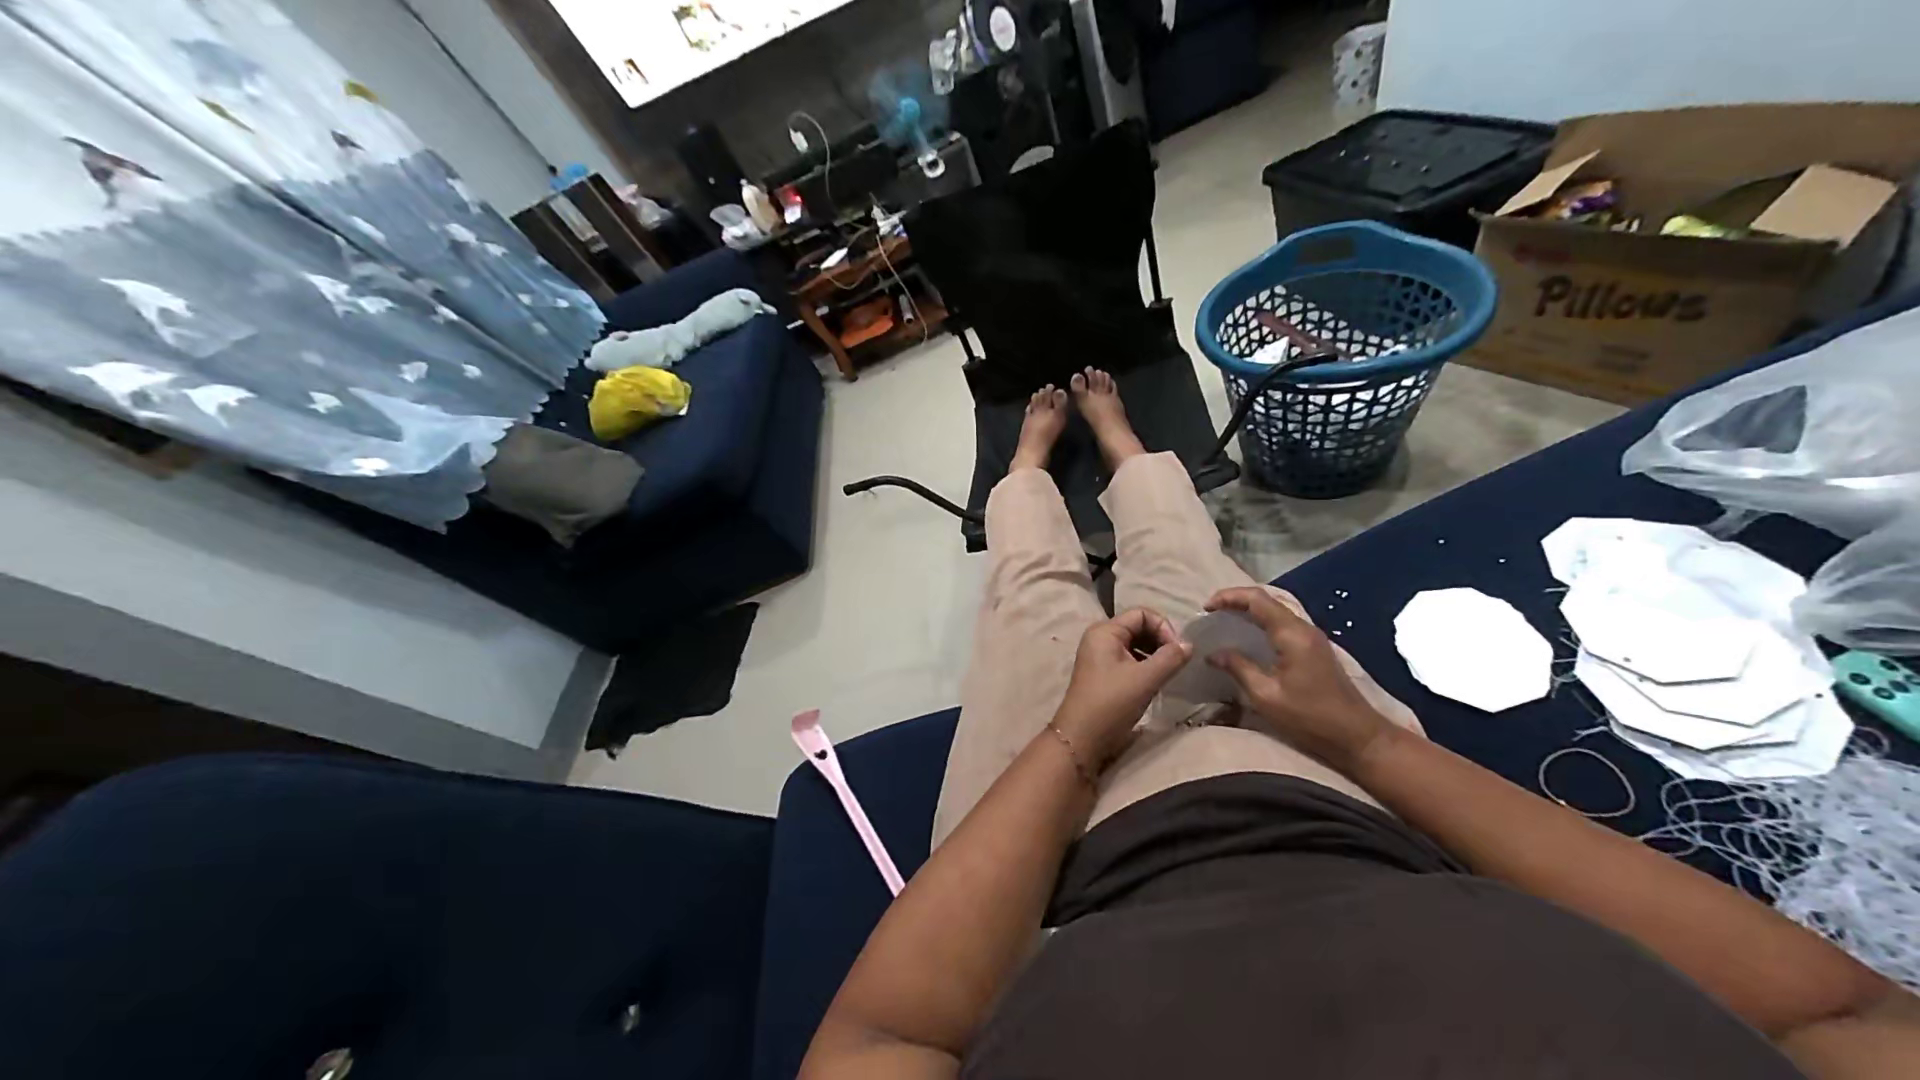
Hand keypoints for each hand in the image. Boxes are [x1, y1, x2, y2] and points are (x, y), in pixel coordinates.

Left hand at [1051, 609, 1191, 769]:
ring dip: (1154, 654)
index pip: (1142, 614)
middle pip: (1138, 627)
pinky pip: (1129, 659)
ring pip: (1135, 644)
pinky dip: (1145, 665)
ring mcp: (1100, 655)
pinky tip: (1155, 680)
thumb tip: (1189, 644)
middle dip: (1160, 640)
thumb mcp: (1145, 679)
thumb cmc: (1111, 703)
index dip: (1164, 627)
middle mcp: (1100, 637)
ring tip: (1168, 672)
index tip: (1178, 651)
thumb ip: (1170, 658)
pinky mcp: (1103, 673)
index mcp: (1105, 631)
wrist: (1081, 738)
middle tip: (1177, 662)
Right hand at [1205, 587, 1395, 769]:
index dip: (1228, 597)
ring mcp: (1312, 637)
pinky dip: (1260, 622)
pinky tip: (1247, 636)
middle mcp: (1303, 628)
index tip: (1205, 608)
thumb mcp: (1265, 695)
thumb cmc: (1309, 717)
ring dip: (1248, 610)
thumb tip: (1212, 654)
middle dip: (1235, 601)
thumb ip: (1238, 668)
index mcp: (1291, 635)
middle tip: (1210, 612)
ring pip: (1274, 611)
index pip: (1256, 599)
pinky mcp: (1314, 648)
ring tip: (1223, 620)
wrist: (1356, 736)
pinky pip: (1282, 624)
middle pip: (1266, 600)